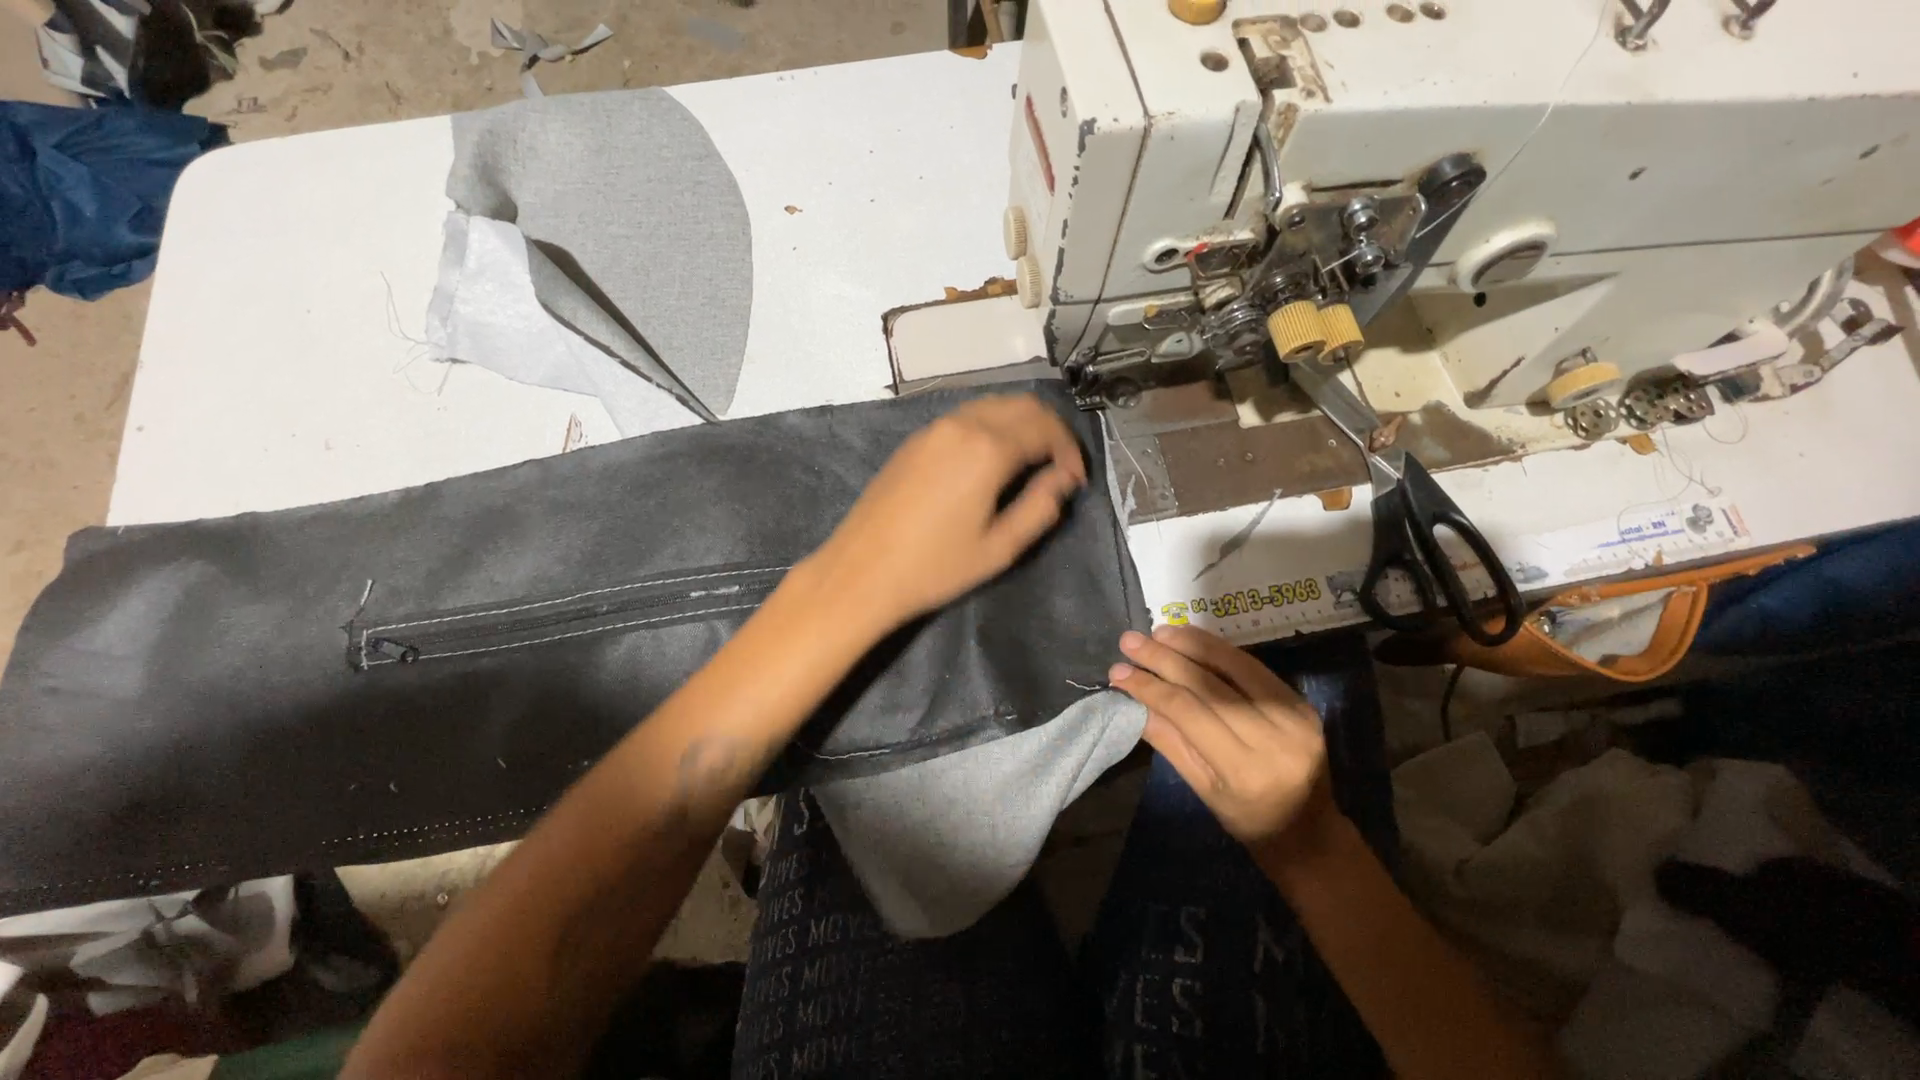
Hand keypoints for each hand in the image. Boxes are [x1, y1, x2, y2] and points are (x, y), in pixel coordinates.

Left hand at [808, 394, 1086, 630]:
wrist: (861, 572)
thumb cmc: (934, 567)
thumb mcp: (999, 548)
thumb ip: (1040, 508)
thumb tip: (1063, 480)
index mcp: (988, 449)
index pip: (1046, 429)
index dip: (1070, 451)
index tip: (1076, 481)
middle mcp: (962, 425)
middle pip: (1022, 405)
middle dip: (1050, 430)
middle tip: (1061, 467)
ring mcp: (933, 428)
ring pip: (993, 405)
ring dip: (1021, 424)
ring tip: (1032, 463)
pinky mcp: (915, 440)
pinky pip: (967, 416)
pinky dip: (993, 426)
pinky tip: (993, 461)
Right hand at [1110, 625, 1333, 853]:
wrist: (1311, 833)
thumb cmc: (1247, 819)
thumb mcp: (1202, 789)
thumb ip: (1169, 741)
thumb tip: (1133, 698)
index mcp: (1243, 768)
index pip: (1189, 712)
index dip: (1150, 687)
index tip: (1118, 672)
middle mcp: (1273, 737)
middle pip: (1210, 685)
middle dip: (1165, 659)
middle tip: (1130, 641)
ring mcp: (1294, 716)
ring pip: (1235, 667)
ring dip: (1193, 644)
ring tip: (1159, 632)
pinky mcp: (1303, 703)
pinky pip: (1255, 669)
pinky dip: (1221, 651)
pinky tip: (1194, 639)